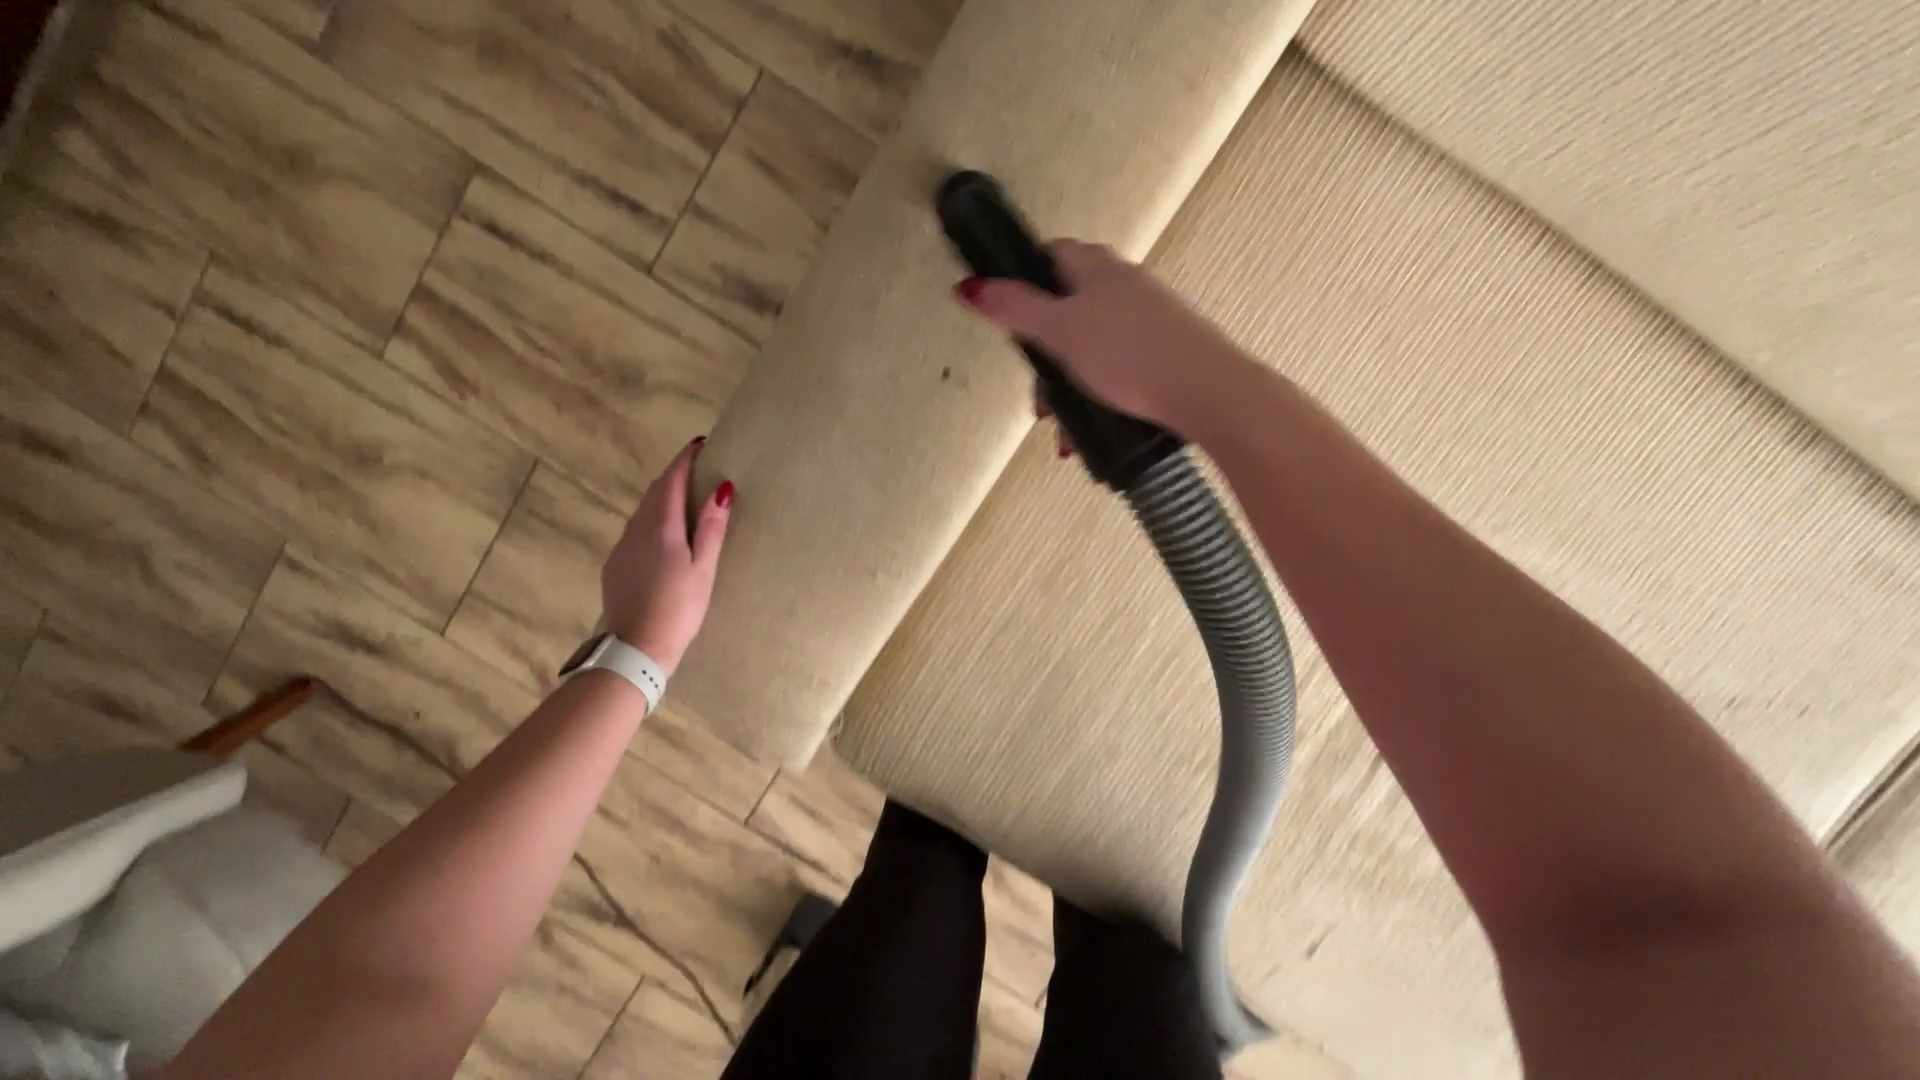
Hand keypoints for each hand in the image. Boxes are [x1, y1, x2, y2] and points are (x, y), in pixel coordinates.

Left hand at [602, 438, 732, 676]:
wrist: (636, 648)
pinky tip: (665, 539)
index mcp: (660, 526)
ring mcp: (622, 548)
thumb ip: (711, 527)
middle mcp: (635, 529)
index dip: (685, 459)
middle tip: (698, 471)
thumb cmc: (679, 608)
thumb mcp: (704, 567)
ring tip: (686, 503)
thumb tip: (722, 487)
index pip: (671, 480)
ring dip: (662, 500)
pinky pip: (635, 532)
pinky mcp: (615, 566)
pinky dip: (652, 523)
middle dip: (675, 477)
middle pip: (654, 492)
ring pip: (642, 512)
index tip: (700, 444)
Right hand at [953, 240, 1255, 442]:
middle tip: (1040, 401)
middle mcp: (1124, 284)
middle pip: (1066, 312)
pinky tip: (1092, 434)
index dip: (1023, 284)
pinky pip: (1118, 371)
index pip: (1049, 256)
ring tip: (1064, 432)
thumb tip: (968, 287)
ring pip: (1090, 349)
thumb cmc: (1129, 354)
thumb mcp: (1060, 331)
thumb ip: (1014, 308)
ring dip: (1069, 390)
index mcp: (1096, 267)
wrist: (1206, 391)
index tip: (1010, 323)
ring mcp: (1149, 318)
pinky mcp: (1166, 352)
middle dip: (1046, 360)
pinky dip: (1098, 398)